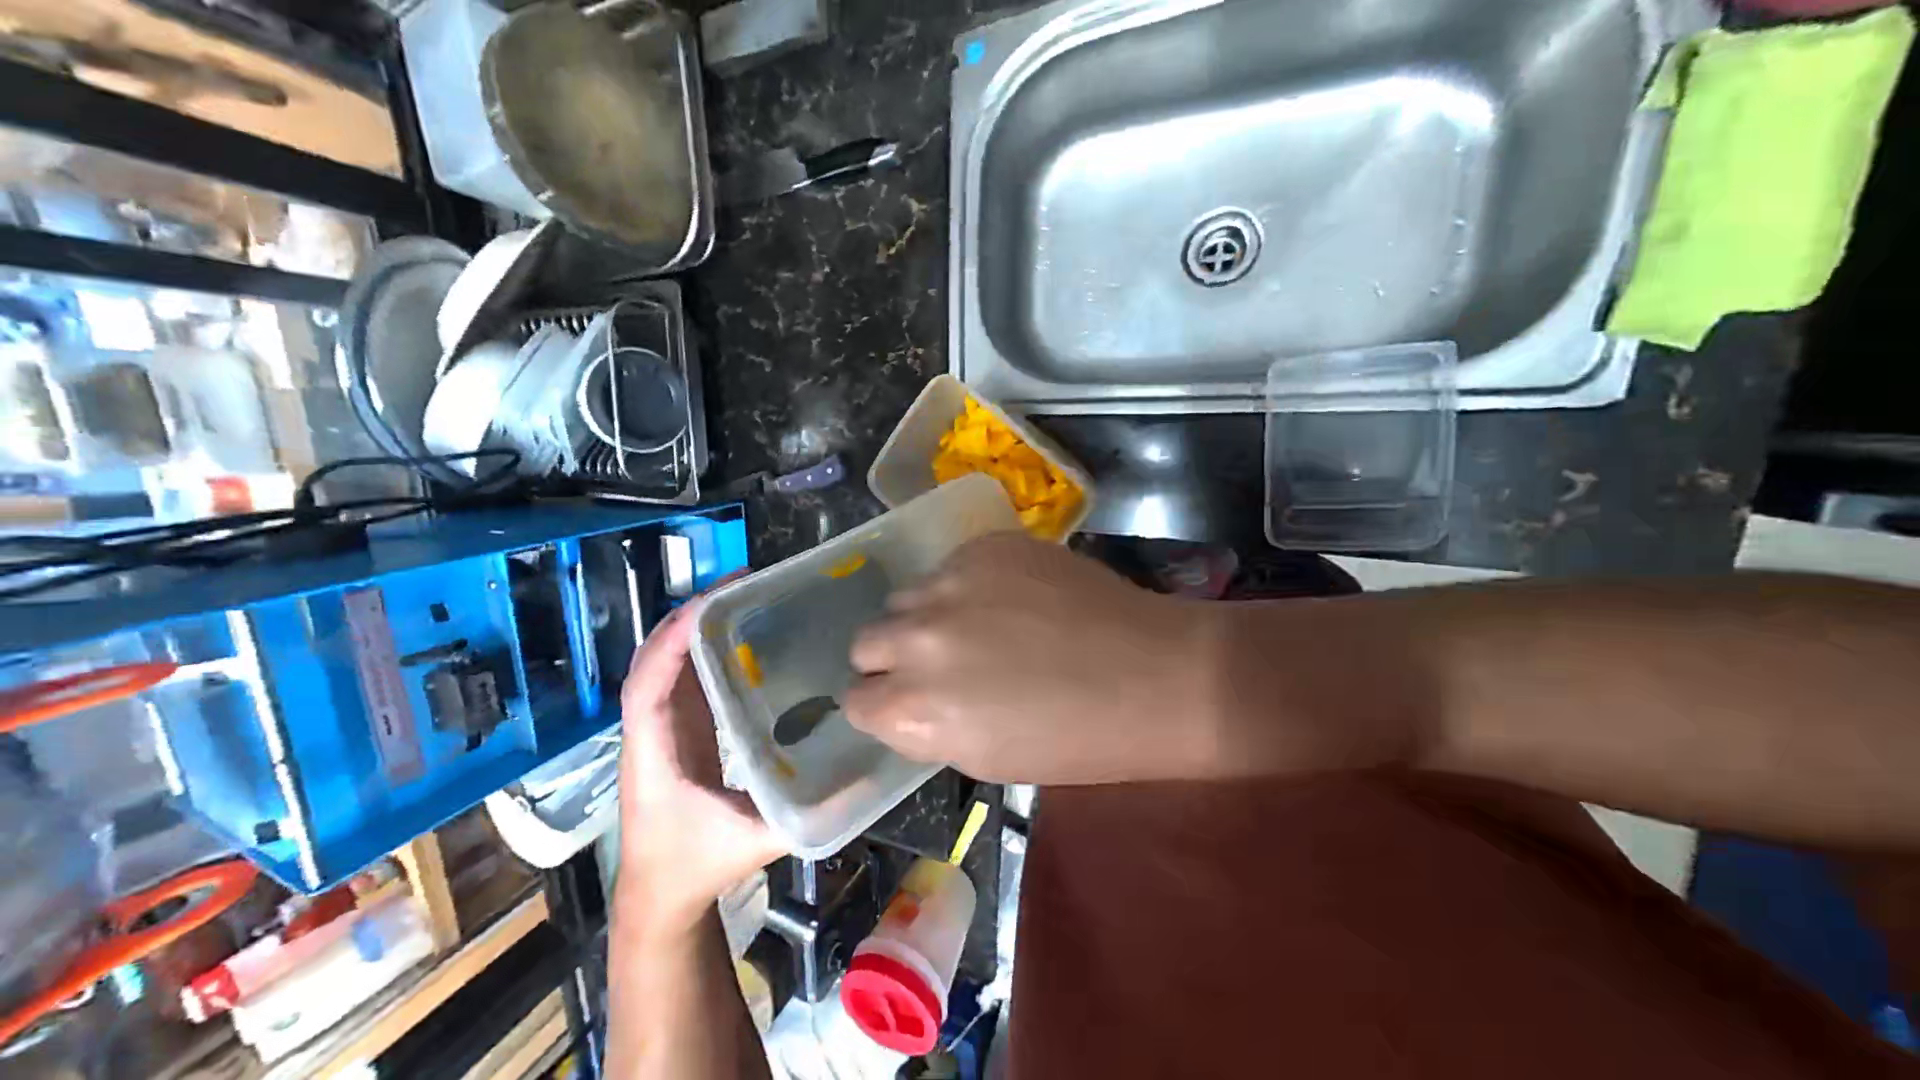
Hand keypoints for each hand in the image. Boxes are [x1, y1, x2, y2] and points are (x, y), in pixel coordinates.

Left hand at [618, 600, 787, 932]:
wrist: (661, 895)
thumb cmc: (695, 865)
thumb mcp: (754, 842)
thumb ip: (805, 814)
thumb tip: (862, 778)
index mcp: (654, 751)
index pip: (648, 684)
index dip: (673, 641)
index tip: (709, 605)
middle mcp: (650, 729)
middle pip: (655, 659)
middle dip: (690, 617)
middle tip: (740, 585)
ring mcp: (661, 727)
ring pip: (667, 663)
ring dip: (695, 627)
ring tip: (742, 598)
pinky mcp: (677, 729)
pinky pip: (682, 678)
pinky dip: (702, 649)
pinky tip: (740, 636)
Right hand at [842, 533, 1222, 783]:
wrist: (1152, 675)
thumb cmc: (1073, 740)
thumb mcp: (982, 758)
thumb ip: (926, 724)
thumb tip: (904, 696)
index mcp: (912, 709)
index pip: (857, 701)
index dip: (883, 702)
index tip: (907, 699)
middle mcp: (914, 641)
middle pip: (867, 641)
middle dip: (893, 655)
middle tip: (938, 660)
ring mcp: (948, 584)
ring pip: (906, 597)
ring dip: (927, 614)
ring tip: (979, 624)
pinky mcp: (984, 547)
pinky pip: (949, 567)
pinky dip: (967, 584)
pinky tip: (1012, 597)